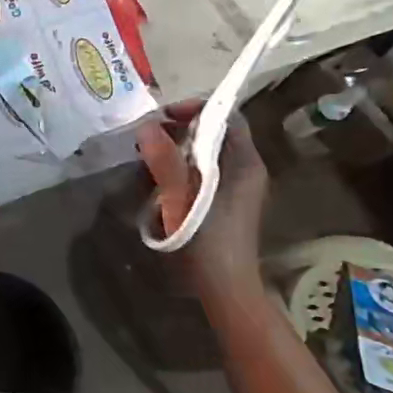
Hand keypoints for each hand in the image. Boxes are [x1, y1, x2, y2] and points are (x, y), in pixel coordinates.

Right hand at [136, 99, 266, 284]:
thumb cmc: (206, 238)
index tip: (162, 116)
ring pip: (207, 152)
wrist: (224, 284)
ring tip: (147, 155)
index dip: (196, 108)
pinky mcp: (223, 200)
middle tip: (147, 136)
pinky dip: (181, 165)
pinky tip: (159, 179)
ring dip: (177, 147)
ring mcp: (236, 186)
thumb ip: (165, 160)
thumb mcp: (181, 196)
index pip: (227, 117)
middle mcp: (246, 169)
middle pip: (215, 132)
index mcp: (245, 163)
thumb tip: (146, 126)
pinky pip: (203, 170)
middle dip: (181, 128)